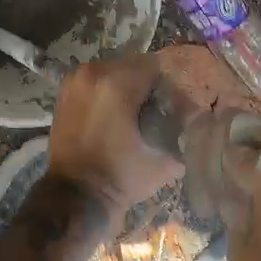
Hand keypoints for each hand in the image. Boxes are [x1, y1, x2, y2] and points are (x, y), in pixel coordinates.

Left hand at [45, 54, 183, 213]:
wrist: (76, 194)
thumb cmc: (121, 177)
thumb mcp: (163, 159)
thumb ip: (182, 131)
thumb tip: (195, 114)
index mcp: (116, 83)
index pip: (154, 67)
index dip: (167, 87)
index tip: (171, 107)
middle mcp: (93, 72)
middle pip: (131, 66)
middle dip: (146, 85)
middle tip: (154, 112)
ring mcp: (75, 79)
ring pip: (112, 71)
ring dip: (125, 87)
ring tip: (132, 115)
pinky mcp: (64, 90)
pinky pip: (94, 81)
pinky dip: (106, 92)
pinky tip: (113, 115)